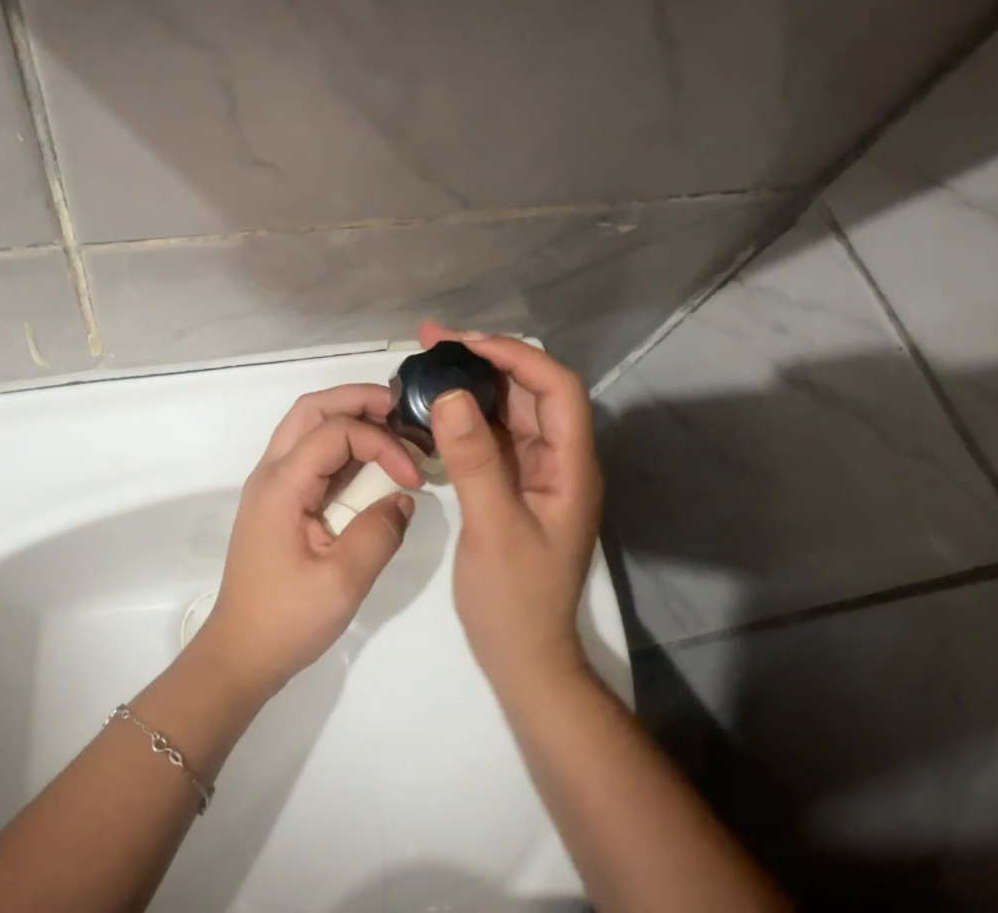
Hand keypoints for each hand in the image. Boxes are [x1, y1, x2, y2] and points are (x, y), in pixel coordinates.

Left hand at [194, 384, 424, 698]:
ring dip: (352, 420)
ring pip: (309, 428)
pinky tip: (377, 464)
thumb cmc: (287, 620)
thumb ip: (379, 533)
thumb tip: (403, 499)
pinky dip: (345, 448)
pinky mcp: (282, 504)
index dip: (382, 442)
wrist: (242, 653)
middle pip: (313, 410)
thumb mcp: (343, 581)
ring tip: (397, 432)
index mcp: (281, 485)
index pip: (336, 431)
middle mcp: (271, 474)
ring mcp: (273, 487)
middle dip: (360, 401)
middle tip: (406, 414)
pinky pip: (312, 457)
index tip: (415, 477)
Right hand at [420, 322, 603, 688]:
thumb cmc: (515, 599)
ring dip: (472, 385)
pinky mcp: (512, 488)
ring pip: (508, 413)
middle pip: (531, 393)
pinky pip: (491, 440)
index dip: (518, 357)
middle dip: (486, 360)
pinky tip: (433, 409)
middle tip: (431, 341)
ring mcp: (534, 475)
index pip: (557, 389)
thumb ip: (474, 461)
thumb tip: (451, 394)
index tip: (466, 344)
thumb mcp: (493, 528)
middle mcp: (557, 462)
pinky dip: (464, 418)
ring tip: (426, 364)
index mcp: (571, 467)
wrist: (522, 655)